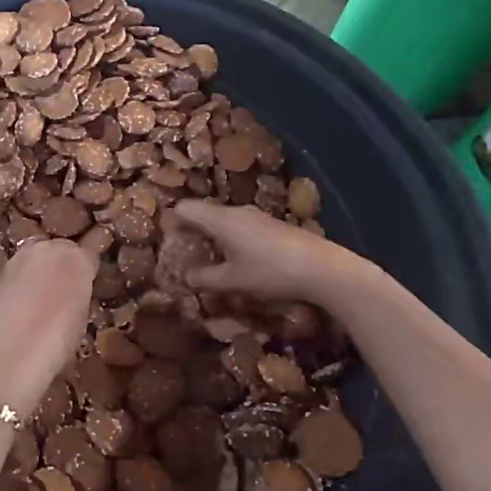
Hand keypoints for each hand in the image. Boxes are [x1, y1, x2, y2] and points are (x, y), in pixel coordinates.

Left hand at [0, 239, 93, 408]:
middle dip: (62, 266)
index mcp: (77, 258)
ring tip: (41, 302)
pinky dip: (20, 285)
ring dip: (39, 273)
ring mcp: (17, 259)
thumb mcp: (80, 320)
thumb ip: (79, 295)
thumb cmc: (55, 343)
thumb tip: (74, 292)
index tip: (87, 289)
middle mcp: (47, 249)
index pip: (90, 257)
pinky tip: (20, 309)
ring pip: (35, 259)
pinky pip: (17, 274)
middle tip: (64, 294)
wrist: (2, 357)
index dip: (88, 274)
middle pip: (60, 251)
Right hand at [161, 200, 376, 306]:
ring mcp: (256, 217)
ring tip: (210, 261)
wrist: (321, 268)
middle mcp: (236, 212)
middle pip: (203, 212)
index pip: (185, 208)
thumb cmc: (270, 272)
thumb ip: (205, 278)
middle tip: (184, 255)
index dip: (171, 223)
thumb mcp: (233, 282)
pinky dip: (229, 239)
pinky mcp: (271, 226)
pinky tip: (238, 262)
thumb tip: (187, 277)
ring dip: (210, 237)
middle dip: (189, 231)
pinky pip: (239, 226)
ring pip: (222, 220)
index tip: (168, 243)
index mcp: (221, 220)